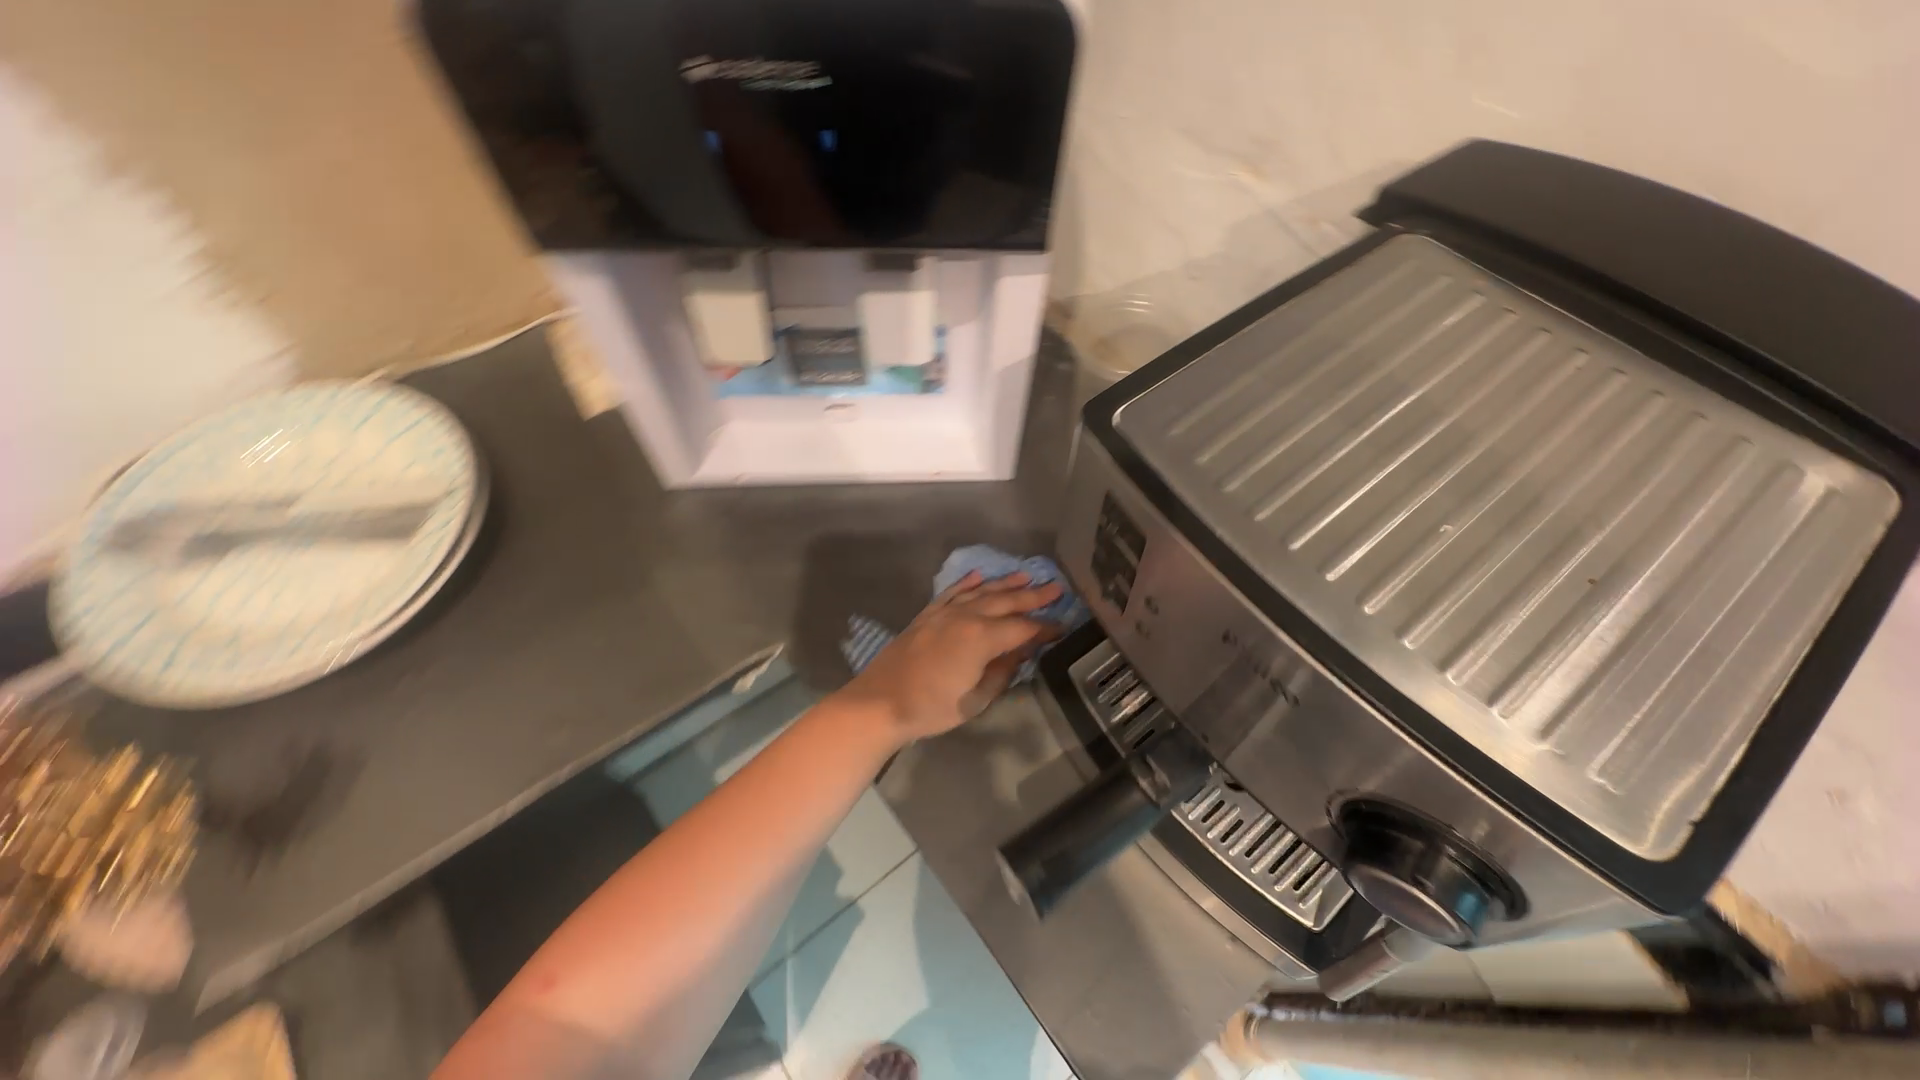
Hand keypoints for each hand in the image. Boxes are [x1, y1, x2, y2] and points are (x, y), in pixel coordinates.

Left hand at [834, 571, 1063, 744]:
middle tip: (1056, 588)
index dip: (1045, 628)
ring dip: (1005, 584)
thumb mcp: (976, 699)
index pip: (1023, 628)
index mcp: (982, 638)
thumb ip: (1003, 671)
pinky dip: (968, 583)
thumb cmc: (931, 708)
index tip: (1063, 627)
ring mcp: (943, 613)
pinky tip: (979, 577)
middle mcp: (965, 616)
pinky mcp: (926, 615)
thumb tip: (1022, 651)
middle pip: (1006, 602)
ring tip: (1026, 576)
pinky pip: (952, 592)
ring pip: (981, 592)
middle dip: (1033, 596)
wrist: (880, 702)